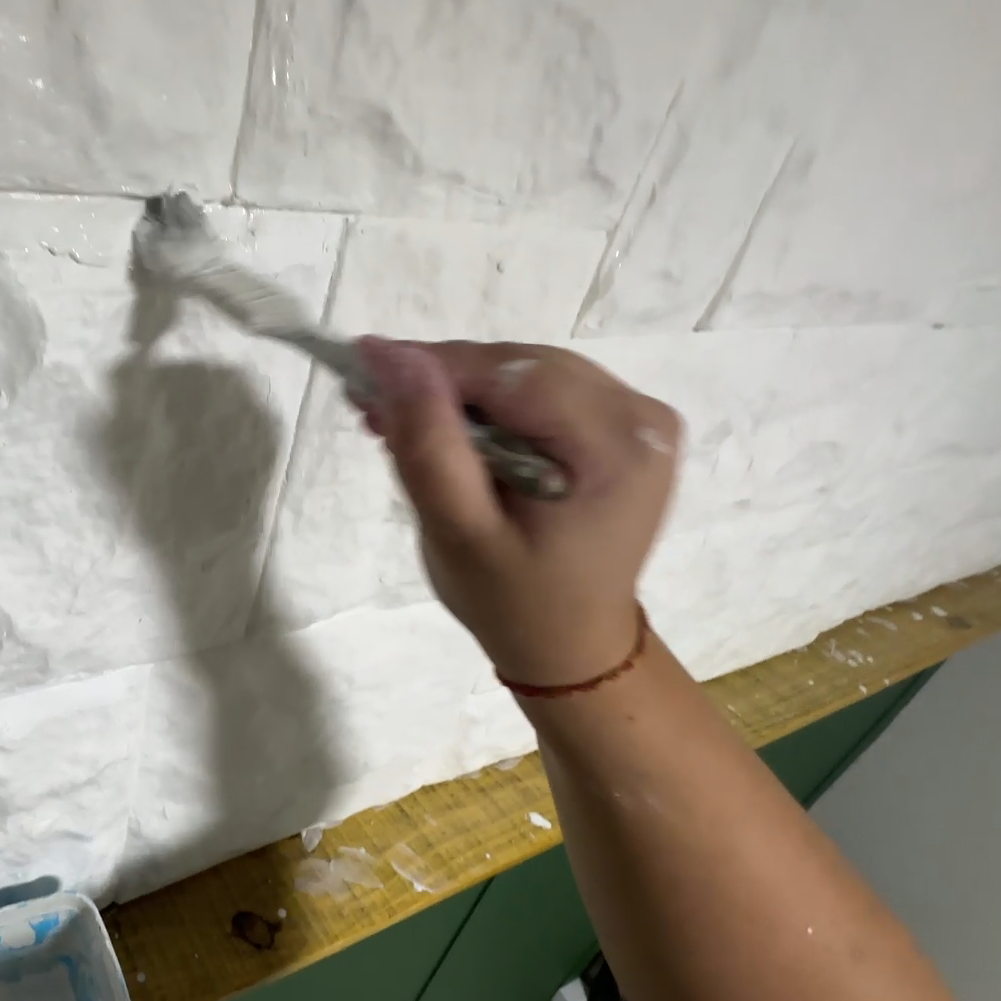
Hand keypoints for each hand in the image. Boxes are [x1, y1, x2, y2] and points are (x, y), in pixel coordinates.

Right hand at [356, 337, 680, 686]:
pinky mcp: (620, 427)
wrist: (569, 644)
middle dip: (439, 381)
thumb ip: (428, 446)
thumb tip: (391, 356)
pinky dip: (484, 405)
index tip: (359, 372)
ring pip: (524, 374)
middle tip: (370, 404)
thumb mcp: (459, 532)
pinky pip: (539, 393)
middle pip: (520, 368)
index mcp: (616, 447)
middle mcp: (640, 417)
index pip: (510, 376)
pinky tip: (444, 429)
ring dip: (456, 391)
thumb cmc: (512, 602)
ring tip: (396, 419)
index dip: (430, 366)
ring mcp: (637, 418)